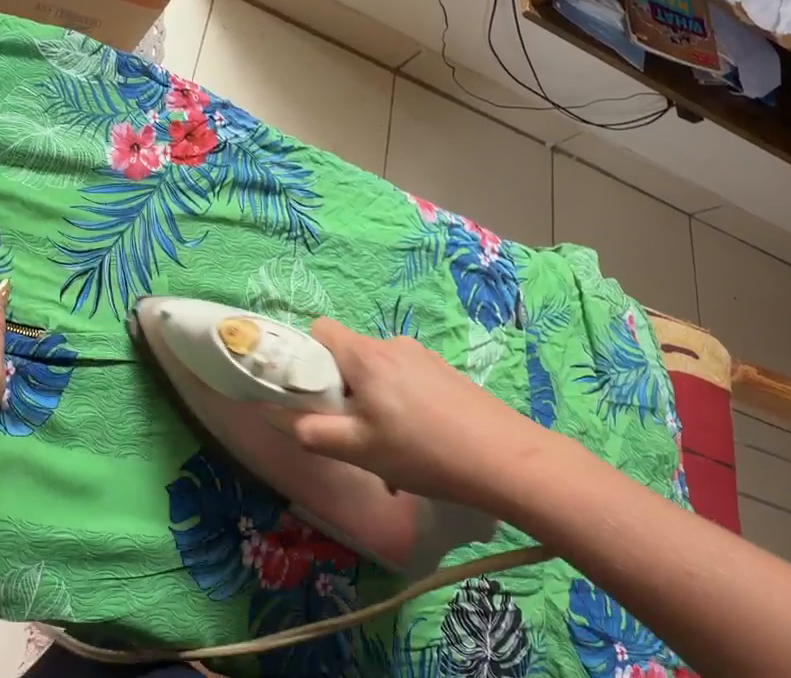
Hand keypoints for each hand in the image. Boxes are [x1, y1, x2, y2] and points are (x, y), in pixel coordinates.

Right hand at [267, 318, 551, 506]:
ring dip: (374, 402)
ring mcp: (424, 356)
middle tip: (355, 433)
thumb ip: (312, 432)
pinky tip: (421, 445)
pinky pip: (407, 381)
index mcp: (365, 355)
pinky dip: (401, 405)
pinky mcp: (447, 373)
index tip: (315, 396)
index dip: (308, 358)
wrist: (507, 460)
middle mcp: (393, 345)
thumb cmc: (423, 452)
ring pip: (379, 372)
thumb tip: (283, 417)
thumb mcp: (358, 450)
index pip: (320, 330)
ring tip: (392, 449)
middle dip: (343, 391)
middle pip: (349, 355)